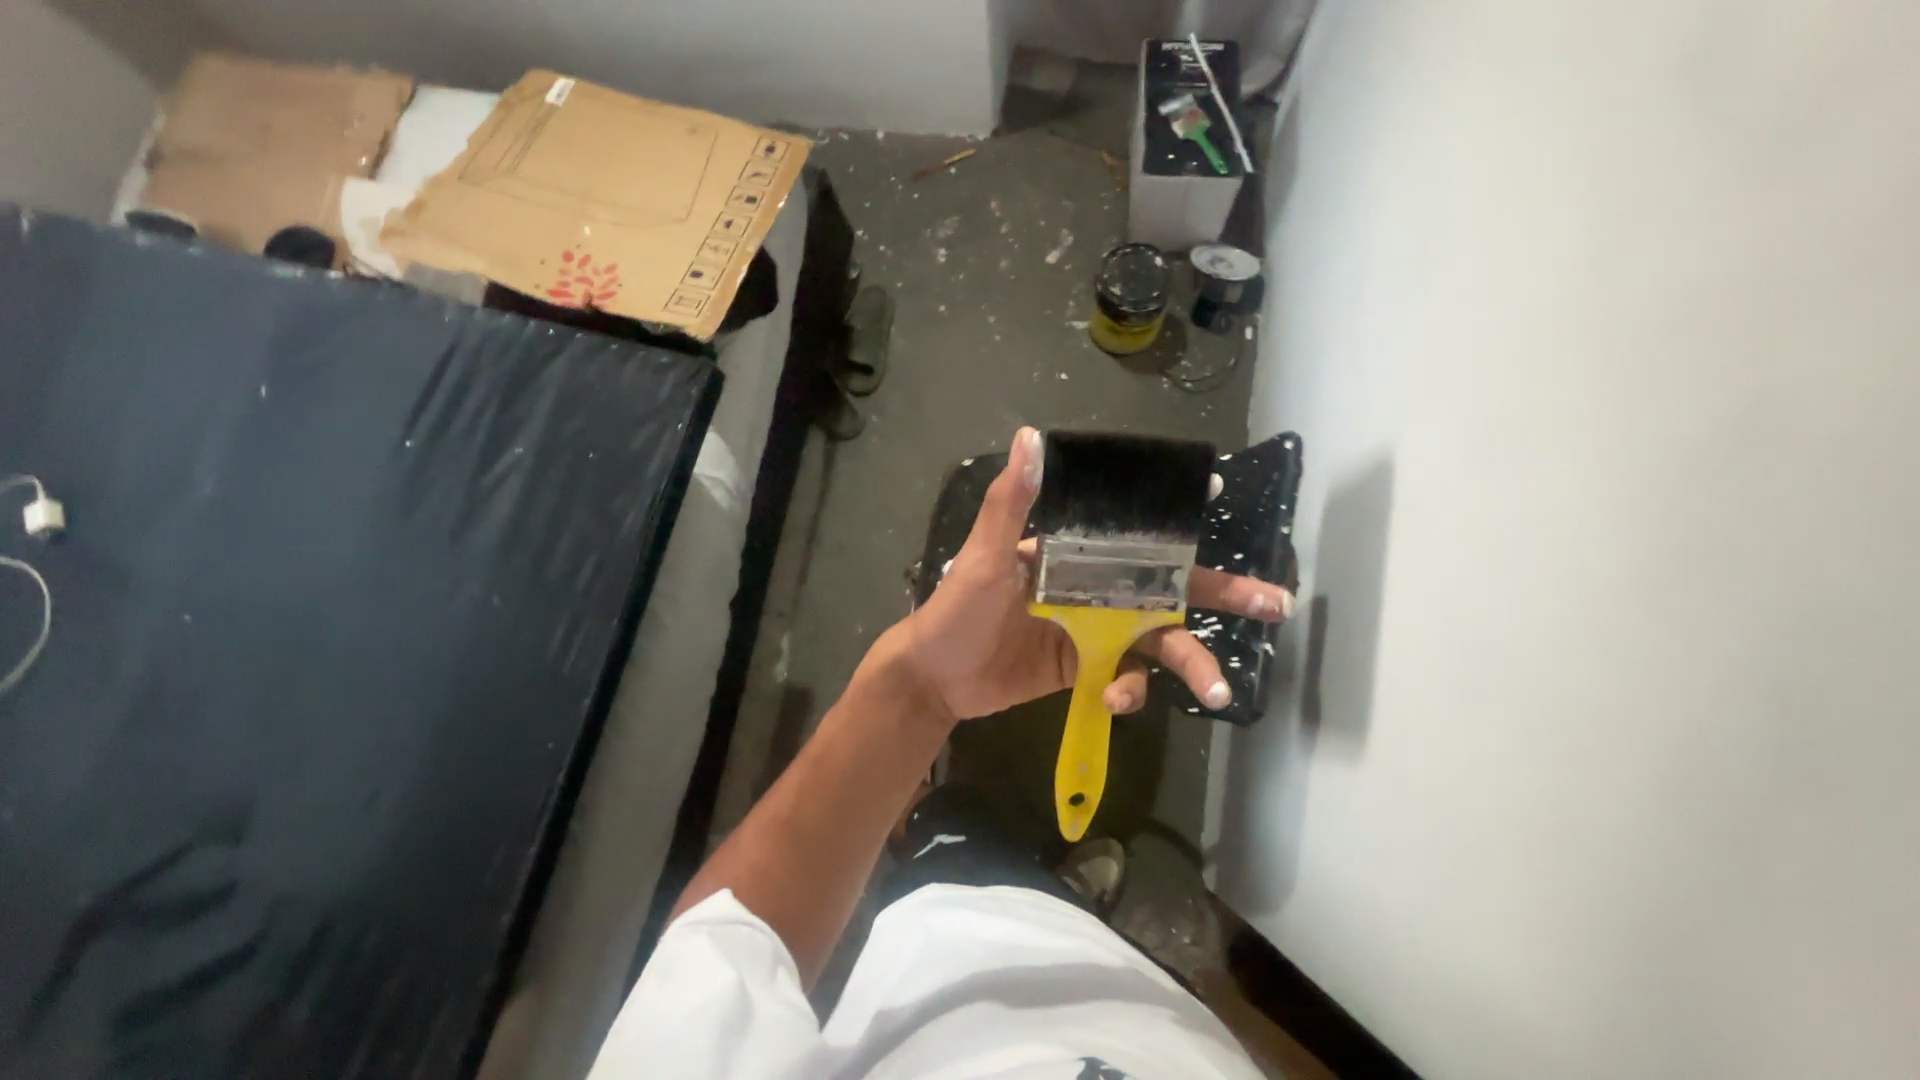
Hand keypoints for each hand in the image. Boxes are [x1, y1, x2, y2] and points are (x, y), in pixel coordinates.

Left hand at [871, 427, 1294, 722]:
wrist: (936, 677)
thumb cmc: (957, 608)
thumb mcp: (985, 556)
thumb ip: (1012, 503)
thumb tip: (1031, 437)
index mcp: (1076, 553)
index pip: (1136, 531)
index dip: (1178, 518)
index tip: (1221, 498)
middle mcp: (1094, 587)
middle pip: (1168, 589)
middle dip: (1221, 595)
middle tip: (1275, 604)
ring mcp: (1094, 630)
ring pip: (1158, 640)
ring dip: (1192, 660)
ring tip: (1218, 689)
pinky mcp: (1087, 669)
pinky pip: (1127, 677)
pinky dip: (1130, 688)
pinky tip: (1114, 697)